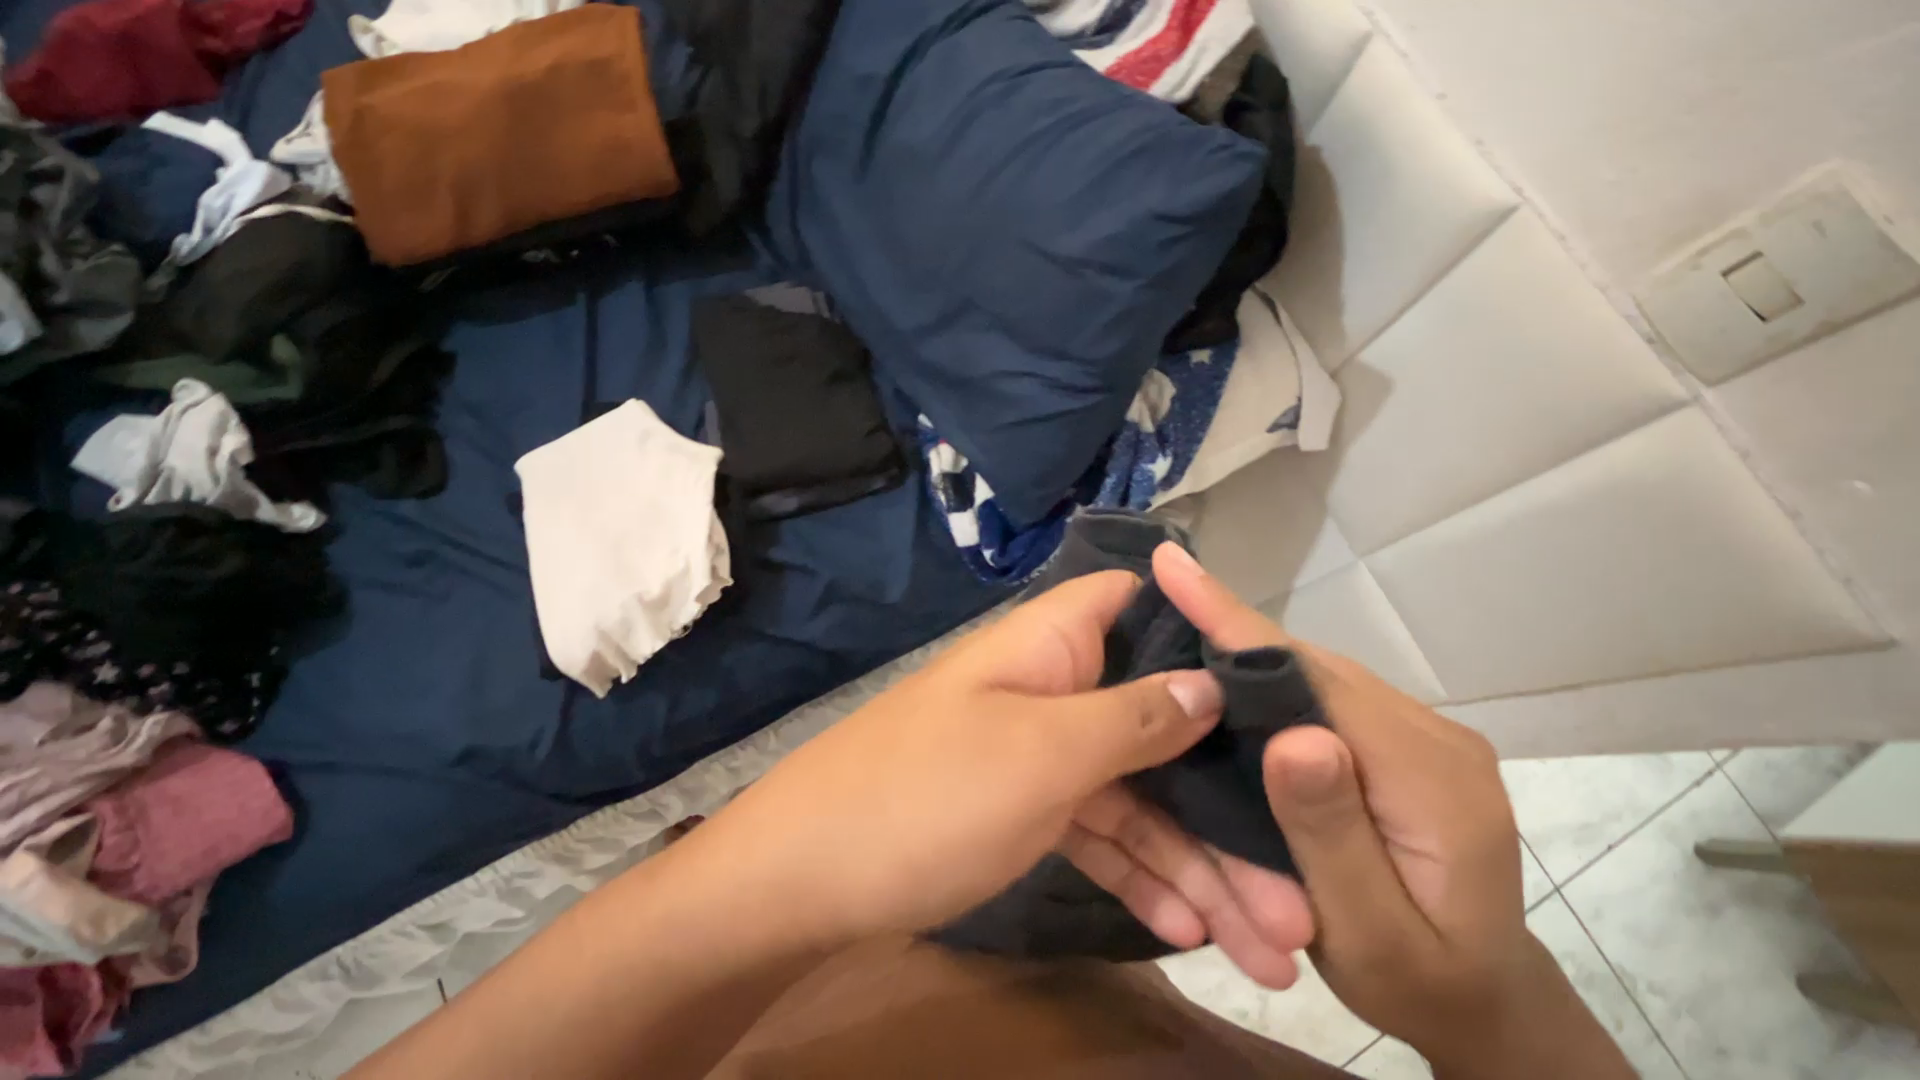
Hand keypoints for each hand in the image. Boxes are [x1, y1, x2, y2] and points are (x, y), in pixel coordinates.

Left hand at [682, 569, 1309, 978]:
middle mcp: (1052, 689)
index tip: (1281, 694)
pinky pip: (1097, 836)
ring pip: (1136, 797)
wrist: (803, 881)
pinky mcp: (1022, 813)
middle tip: (1300, 900)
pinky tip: (1187, 930)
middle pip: (1160, 727)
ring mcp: (1037, 755)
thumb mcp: (1042, 754)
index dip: (1206, 634)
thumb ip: (1133, 717)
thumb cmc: (927, 797)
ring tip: (1274, 948)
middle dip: (1228, 808)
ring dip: (1198, 865)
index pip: (1140, 606)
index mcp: (1051, 644)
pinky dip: (1139, 878)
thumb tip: (1212, 679)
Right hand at [1151, 543, 1631, 1077]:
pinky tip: (1234, 689)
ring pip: (1321, 677)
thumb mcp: (1368, 931)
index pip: (1315, 683)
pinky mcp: (1410, 746)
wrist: (1488, 1003)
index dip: (1237, 625)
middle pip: (1316, 669)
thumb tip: (1291, 735)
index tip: (1173, 567)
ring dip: (1250, 657)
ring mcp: (1427, 737)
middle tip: (1156, 599)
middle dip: (1234, 632)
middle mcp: (1434, 736)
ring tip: (1180, 632)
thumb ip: (1333, 835)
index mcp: (1428, 778)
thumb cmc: (1420, 982)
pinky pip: (1333, 698)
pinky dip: (1275, 685)